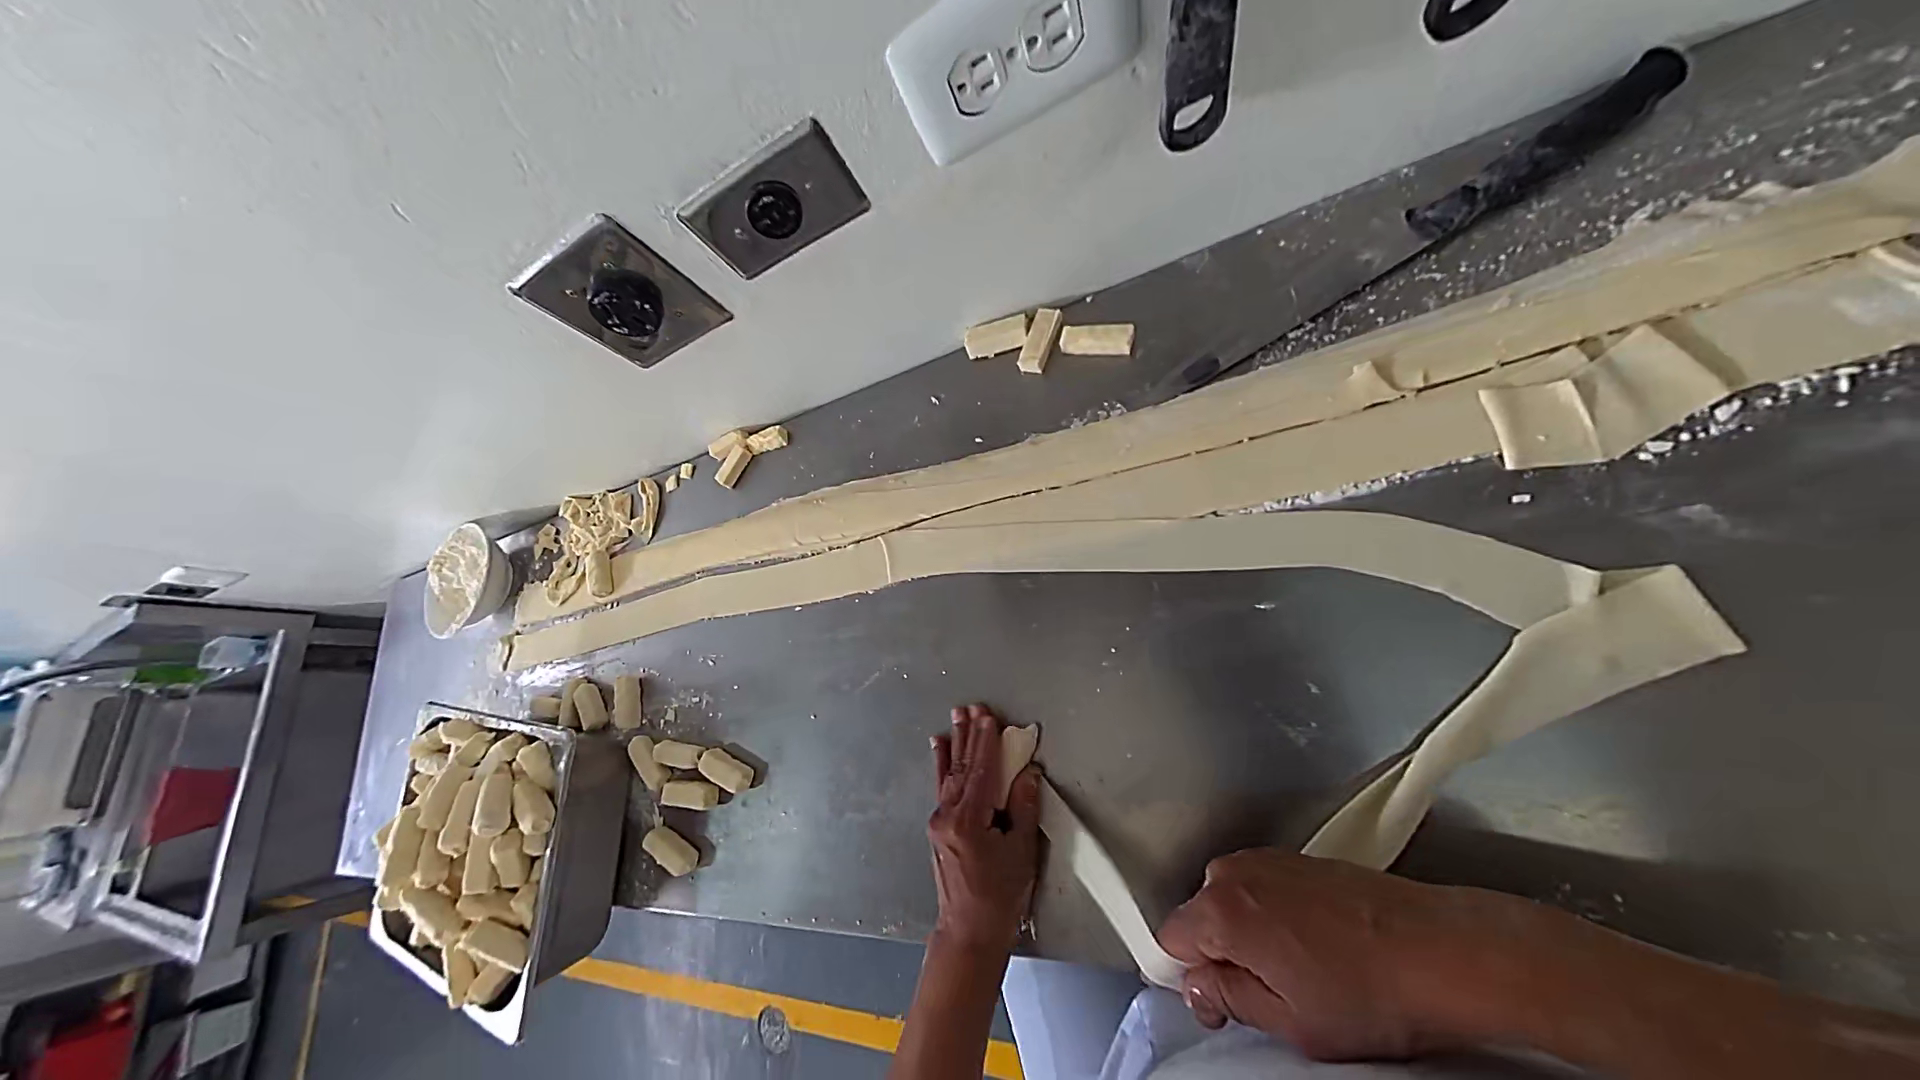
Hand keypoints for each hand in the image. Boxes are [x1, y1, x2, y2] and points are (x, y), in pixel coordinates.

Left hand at [926, 704, 1040, 951]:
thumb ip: (1023, 808)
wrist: (969, 931)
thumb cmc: (1001, 896)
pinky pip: (941, 787)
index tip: (991, 717)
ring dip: (956, 743)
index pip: (983, 771)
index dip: (989, 742)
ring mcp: (939, 820)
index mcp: (970, 820)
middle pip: (963, 766)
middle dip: (970, 735)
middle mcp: (948, 815)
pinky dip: (941, 764)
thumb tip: (1028, 773)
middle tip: (971, 707)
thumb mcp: (1022, 852)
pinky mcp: (938, 827)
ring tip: (956, 717)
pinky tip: (939, 747)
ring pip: (949, 773)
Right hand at [1158, 848, 1547, 1061]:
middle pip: (1199, 916)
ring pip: (1230, 901)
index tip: (1215, 997)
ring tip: (1303, 970)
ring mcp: (1267, 860)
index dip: (1190, 977)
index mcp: (1222, 911)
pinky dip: (1276, 915)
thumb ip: (1227, 1000)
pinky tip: (1318, 947)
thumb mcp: (1291, 1024)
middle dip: (1222, 953)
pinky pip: (1262, 888)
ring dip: (1250, 933)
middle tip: (1269, 993)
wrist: (1444, 951)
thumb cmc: (1376, 989)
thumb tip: (1202, 988)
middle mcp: (1236, 873)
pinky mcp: (1296, 858)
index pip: (1169, 939)